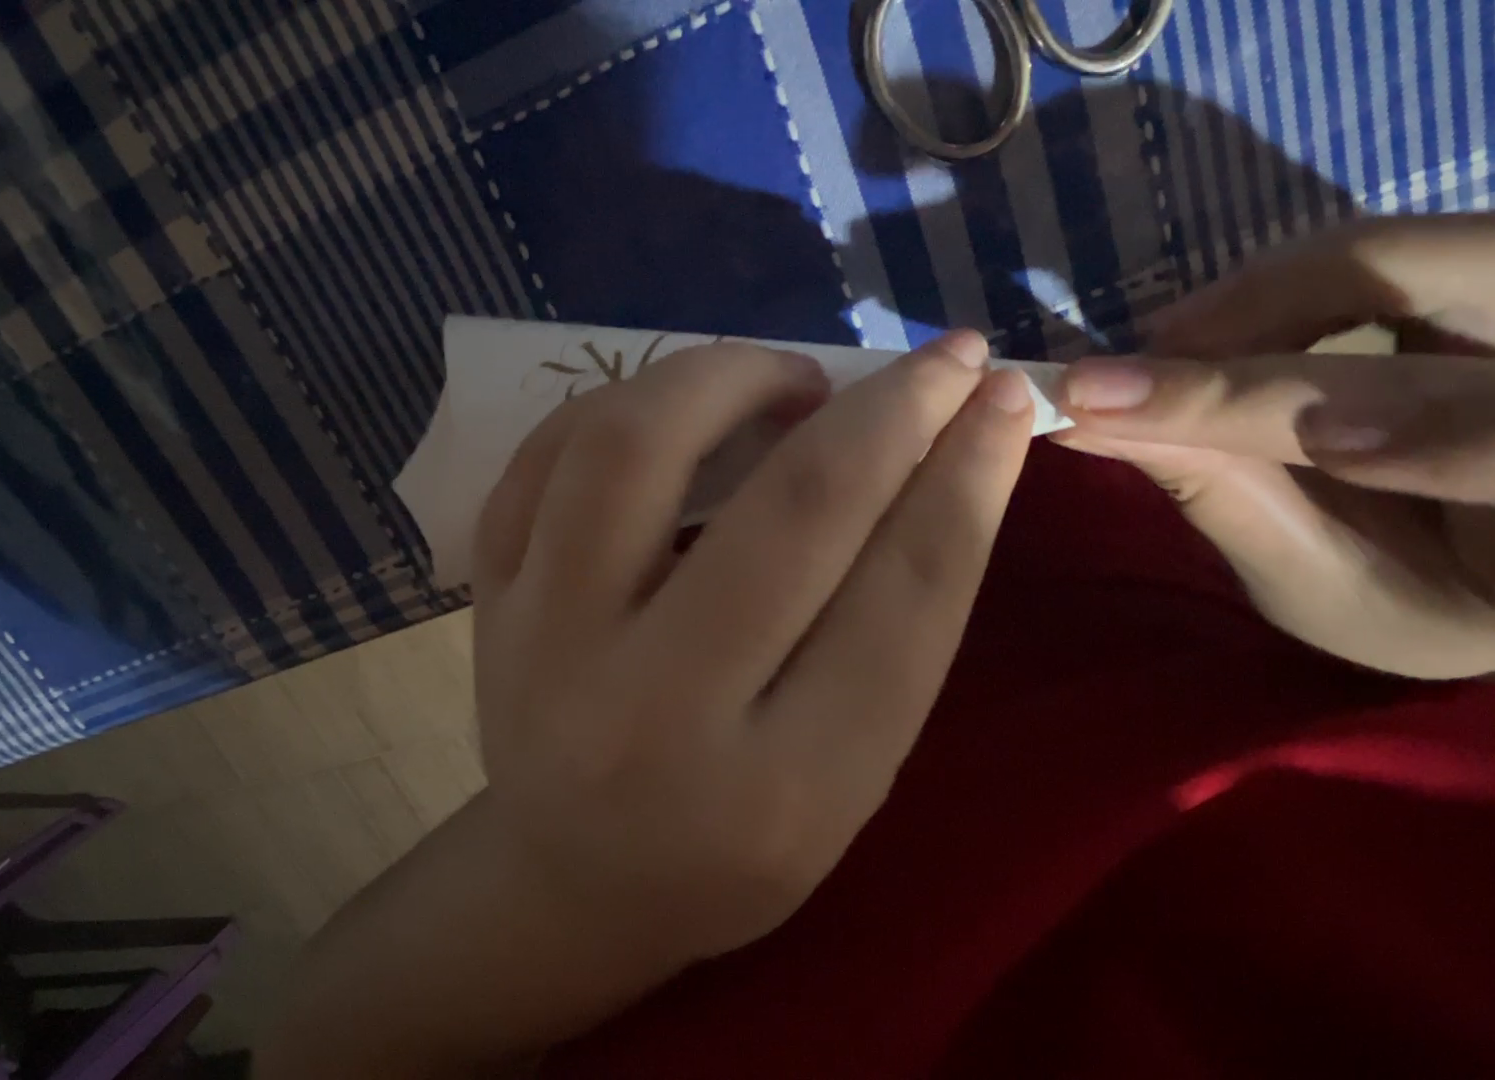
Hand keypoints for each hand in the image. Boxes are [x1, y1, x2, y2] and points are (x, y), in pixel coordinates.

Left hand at [474, 332, 1033, 971]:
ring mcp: (546, 647)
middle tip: (943, 357)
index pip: (906, 594)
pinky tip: (689, 408)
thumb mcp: (851, 774)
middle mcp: (654, 716)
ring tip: (796, 381)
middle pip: (792, 510)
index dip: (970, 475)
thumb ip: (902, 627)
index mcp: (782, 789)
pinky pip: (548, 451)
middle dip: (892, 408)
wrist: (578, 879)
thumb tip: (950, 451)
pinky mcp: (488, 600)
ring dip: (738, 375)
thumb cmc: (740, 842)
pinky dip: (635, 400)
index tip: (1006, 396)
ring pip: (638, 446)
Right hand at [1051, 213, 1494, 678]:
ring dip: (1262, 289)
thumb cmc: (1431, 611)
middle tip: (1146, 363)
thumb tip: (1104, 420)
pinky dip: (1264, 290)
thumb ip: (1238, 511)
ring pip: (1418, 242)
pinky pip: (1373, 252)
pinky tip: (1195, 339)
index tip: (1296, 434)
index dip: (1430, 431)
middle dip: (1293, 310)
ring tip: (1153, 355)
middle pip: (1483, 276)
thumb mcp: (1331, 599)